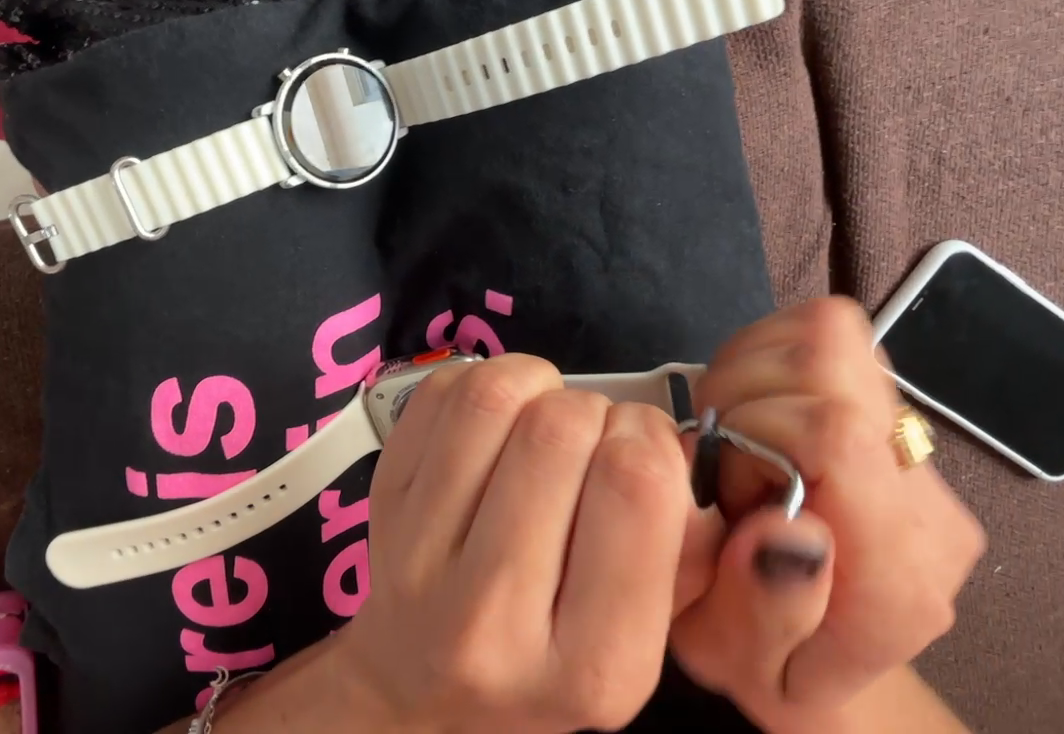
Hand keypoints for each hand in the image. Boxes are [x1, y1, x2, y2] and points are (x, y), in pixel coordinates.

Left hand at [328, 354, 694, 732]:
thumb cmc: (549, 657)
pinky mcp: (381, 497)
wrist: (427, 684)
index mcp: (592, 664)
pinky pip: (441, 392)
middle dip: (594, 408)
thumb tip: (682, 437)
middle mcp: (493, 614)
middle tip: (593, 434)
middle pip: (558, 430)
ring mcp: (418, 550)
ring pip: (491, 398)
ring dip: (536, 383)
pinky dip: (482, 380)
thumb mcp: (638, 637)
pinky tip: (496, 418)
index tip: (643, 442)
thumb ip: (681, 545)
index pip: (634, 487)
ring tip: (542, 415)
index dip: (649, 435)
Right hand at [670, 298, 985, 728]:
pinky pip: (827, 332)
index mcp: (896, 574)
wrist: (826, 647)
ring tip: (734, 426)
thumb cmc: (769, 661)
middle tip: (721, 449)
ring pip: (829, 333)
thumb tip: (787, 527)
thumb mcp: (738, 662)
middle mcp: (924, 499)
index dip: (752, 426)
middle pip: (832, 362)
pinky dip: (766, 351)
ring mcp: (916, 446)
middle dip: (743, 390)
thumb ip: (764, 609)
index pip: (837, 431)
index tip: (721, 477)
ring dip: (751, 365)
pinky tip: (752, 407)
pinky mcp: (892, 407)